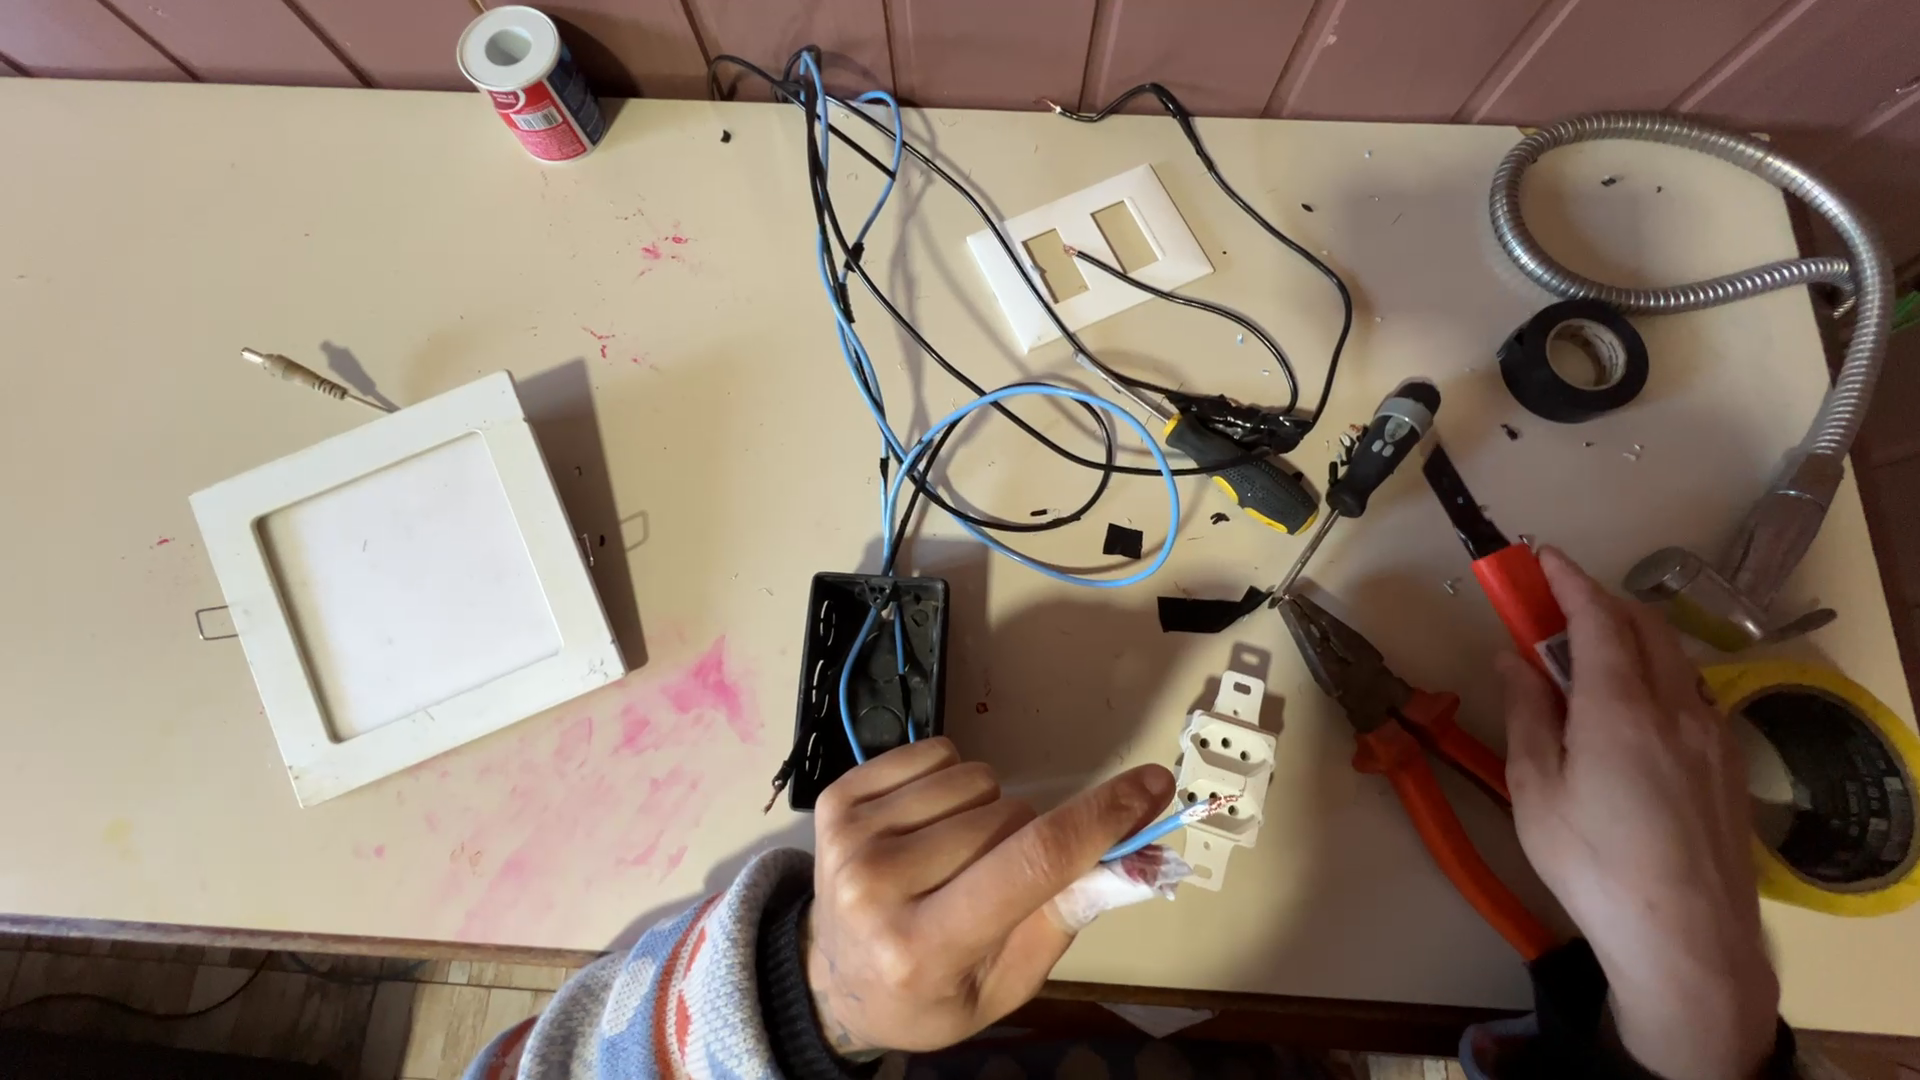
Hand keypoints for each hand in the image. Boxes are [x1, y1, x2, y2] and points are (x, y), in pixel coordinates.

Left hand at [806, 738, 1172, 1055]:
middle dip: (1028, 835)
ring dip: (986, 809)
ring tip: (956, 854)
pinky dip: (949, 780)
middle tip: (997, 875)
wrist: (833, 974)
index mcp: (927, 947)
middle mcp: (879, 886)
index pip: (1032, 862)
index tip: (1151, 786)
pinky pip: (933, 752)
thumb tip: (1135, 851)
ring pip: (975, 780)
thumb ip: (1066, 916)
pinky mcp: (838, 797)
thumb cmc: (927, 988)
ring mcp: (852, 836)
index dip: (1100, 818)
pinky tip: (927, 824)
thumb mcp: (1004, 983)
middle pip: (1009, 815)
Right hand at [1497, 547, 1778, 1079]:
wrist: (1687, 939)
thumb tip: (1511, 660)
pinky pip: (1689, 692)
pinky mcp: (1726, 764)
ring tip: (1579, 645)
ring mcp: (1711, 736)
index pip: (1599, 622)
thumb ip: (1528, 713)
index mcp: (1621, 709)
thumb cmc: (1590, 858)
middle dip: (1597, 599)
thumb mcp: (1535, 785)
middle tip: (1548, 597)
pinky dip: (1652, 669)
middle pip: (1645, 628)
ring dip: (1626, 633)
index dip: (1568, 581)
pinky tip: (1623, 700)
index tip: (1540, 556)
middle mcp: (1677, 710)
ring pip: (1673, 658)